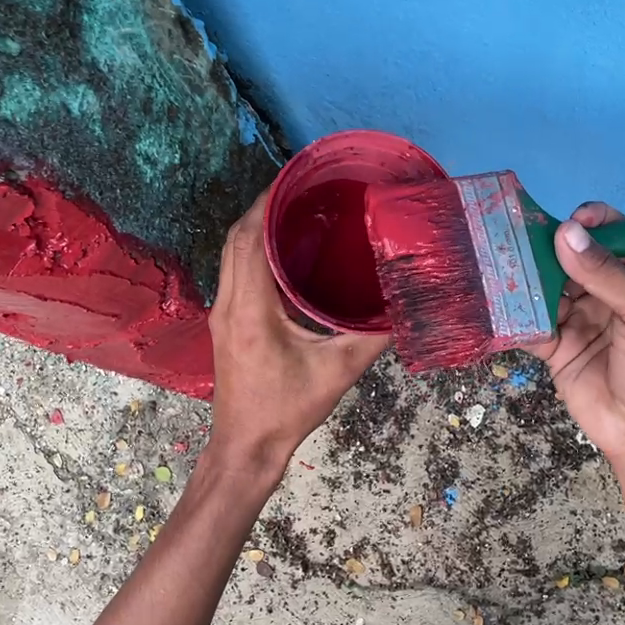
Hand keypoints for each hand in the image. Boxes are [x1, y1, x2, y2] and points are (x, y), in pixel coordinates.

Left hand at [207, 189, 389, 473]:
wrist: (246, 446)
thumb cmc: (287, 411)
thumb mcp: (338, 372)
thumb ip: (372, 337)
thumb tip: (403, 306)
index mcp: (251, 310)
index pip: (250, 239)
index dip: (267, 202)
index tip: (294, 179)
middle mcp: (228, 304)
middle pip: (236, 238)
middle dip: (263, 207)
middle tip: (301, 190)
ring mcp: (221, 313)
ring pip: (230, 254)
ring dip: (255, 228)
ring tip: (293, 212)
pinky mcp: (224, 323)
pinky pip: (233, 272)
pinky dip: (252, 251)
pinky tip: (282, 252)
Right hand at [524, 202, 624, 462]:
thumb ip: (606, 273)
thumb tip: (567, 232)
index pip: (613, 236)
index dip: (591, 223)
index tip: (568, 221)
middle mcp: (607, 293)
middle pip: (572, 258)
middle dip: (548, 249)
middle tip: (519, 241)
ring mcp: (580, 320)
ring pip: (548, 289)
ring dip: (527, 279)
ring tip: (502, 267)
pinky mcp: (556, 348)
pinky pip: (532, 325)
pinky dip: (515, 316)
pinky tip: (499, 303)